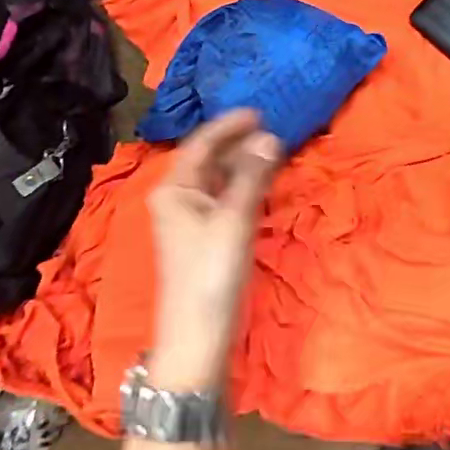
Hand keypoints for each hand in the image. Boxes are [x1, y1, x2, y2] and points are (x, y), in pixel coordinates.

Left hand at [146, 109, 284, 391]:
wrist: (198, 338)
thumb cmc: (210, 273)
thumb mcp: (234, 219)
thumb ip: (252, 175)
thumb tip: (270, 137)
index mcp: (175, 189)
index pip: (201, 143)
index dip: (229, 125)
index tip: (260, 111)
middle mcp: (180, 198)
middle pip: (209, 158)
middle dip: (239, 142)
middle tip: (274, 130)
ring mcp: (193, 218)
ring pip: (220, 178)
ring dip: (244, 162)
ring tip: (275, 150)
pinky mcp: (207, 236)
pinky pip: (227, 196)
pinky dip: (245, 184)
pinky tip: (265, 181)